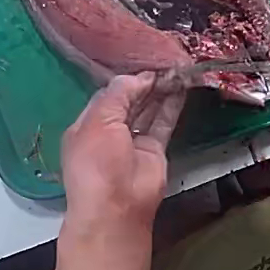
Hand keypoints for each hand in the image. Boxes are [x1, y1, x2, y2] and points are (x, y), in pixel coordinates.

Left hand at [61, 73, 185, 230]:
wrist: (116, 206)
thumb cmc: (98, 163)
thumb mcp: (99, 120)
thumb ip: (119, 94)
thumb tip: (139, 78)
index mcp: (88, 124)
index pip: (109, 94)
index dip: (127, 79)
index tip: (146, 62)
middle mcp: (111, 131)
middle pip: (131, 100)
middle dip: (146, 83)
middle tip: (167, 63)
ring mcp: (134, 141)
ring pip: (149, 110)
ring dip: (161, 92)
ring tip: (177, 71)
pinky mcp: (154, 150)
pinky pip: (164, 123)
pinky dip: (172, 107)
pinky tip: (181, 89)